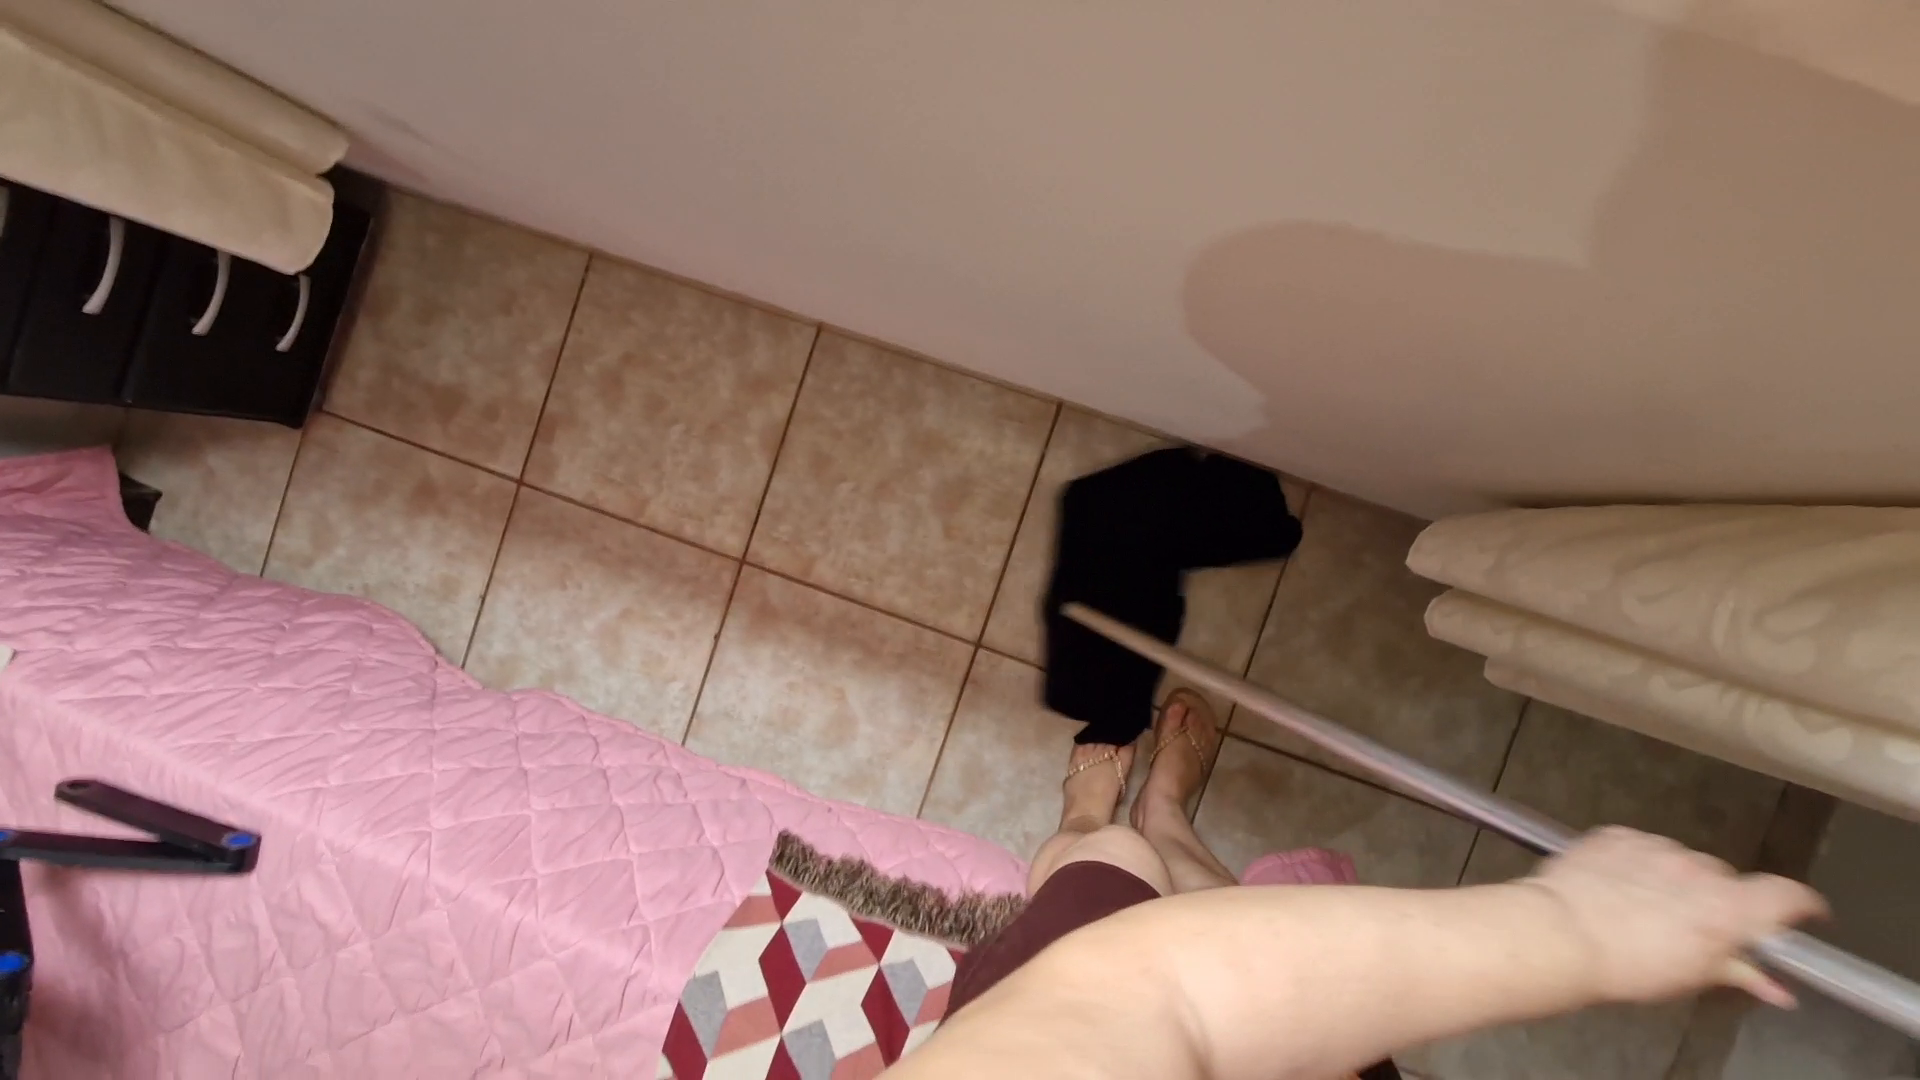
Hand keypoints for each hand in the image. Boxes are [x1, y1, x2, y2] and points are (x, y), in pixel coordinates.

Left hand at [1524, 826, 1827, 1007]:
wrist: (1563, 931)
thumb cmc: (1632, 963)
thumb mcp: (1695, 975)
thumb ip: (1740, 971)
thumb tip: (1775, 986)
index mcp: (1730, 906)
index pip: (1787, 893)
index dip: (1799, 903)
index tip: (1801, 912)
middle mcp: (1695, 869)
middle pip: (1723, 876)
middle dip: (1717, 896)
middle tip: (1695, 920)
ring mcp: (1650, 847)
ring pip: (1677, 857)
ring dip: (1673, 875)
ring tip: (1646, 902)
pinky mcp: (1611, 835)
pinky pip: (1636, 844)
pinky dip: (1635, 859)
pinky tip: (1619, 880)